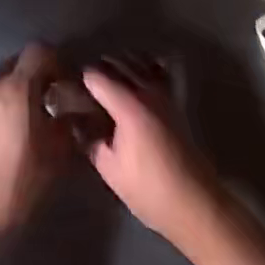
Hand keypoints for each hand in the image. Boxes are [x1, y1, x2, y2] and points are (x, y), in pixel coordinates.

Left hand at [0, 42, 71, 241]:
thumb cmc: (21, 177)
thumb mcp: (57, 151)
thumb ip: (70, 123)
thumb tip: (81, 110)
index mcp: (18, 86)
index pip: (40, 51)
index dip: (58, 60)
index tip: (70, 81)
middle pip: (22, 59)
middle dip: (41, 70)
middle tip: (57, 93)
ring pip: (5, 70)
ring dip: (22, 79)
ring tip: (35, 104)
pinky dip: (4, 89)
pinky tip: (15, 112)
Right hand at [84, 57, 225, 244]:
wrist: (194, 202)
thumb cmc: (148, 189)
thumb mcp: (110, 169)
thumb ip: (89, 140)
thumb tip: (75, 123)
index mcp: (128, 106)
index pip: (97, 76)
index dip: (80, 80)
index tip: (70, 89)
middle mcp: (147, 91)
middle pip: (117, 63)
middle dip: (98, 69)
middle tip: (83, 86)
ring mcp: (164, 93)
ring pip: (138, 62)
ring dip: (120, 63)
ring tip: (106, 78)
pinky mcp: (176, 101)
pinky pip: (158, 71)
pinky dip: (145, 65)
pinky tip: (136, 74)